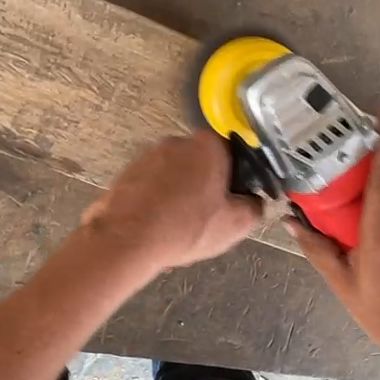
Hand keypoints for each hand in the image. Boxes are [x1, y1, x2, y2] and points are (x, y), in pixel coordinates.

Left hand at [81, 131, 263, 270]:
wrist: (125, 239)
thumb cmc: (186, 227)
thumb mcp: (235, 224)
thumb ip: (254, 207)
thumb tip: (254, 201)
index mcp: (209, 145)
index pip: (233, 154)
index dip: (236, 180)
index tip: (233, 202)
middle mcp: (178, 141)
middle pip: (202, 163)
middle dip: (207, 186)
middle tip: (208, 217)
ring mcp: (148, 154)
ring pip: (176, 175)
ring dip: (181, 194)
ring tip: (179, 226)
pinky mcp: (127, 171)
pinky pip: (152, 185)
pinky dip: (158, 201)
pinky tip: (157, 226)